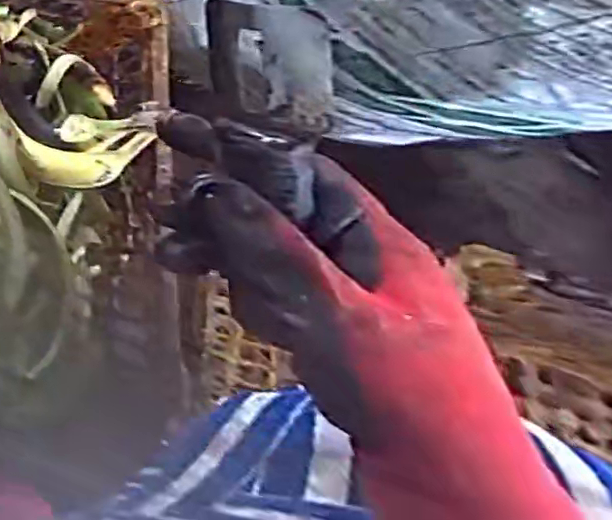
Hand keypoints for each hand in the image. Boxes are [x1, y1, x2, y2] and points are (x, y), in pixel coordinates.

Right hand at [156, 115, 578, 519]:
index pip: (296, 168)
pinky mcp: (308, 309)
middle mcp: (344, 247)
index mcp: (371, 235)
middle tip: (163, 200)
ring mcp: (326, 279)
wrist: (447, 482)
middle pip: (263, 202)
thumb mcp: (341, 318)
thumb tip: (214, 187)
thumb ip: (277, 251)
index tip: (176, 129)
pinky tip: (211, 291)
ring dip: (208, 244)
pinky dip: (227, 278)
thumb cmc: (407, 393)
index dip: (235, 144)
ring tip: (172, 255)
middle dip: (210, 201)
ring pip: (251, 240)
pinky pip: (254, 275)